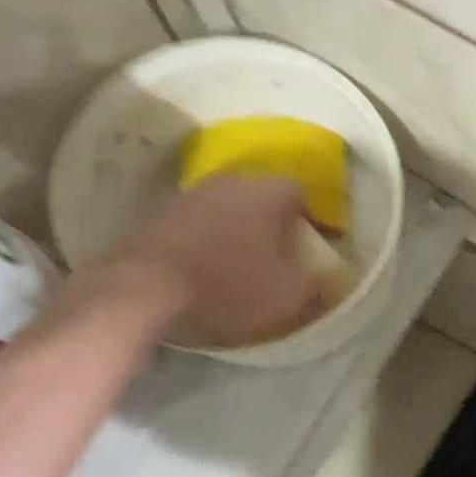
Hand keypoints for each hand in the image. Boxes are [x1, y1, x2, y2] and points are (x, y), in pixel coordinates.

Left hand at [101, 174, 325, 347]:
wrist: (144, 289)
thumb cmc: (230, 286)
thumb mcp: (289, 295)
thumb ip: (318, 284)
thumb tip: (331, 277)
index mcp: (268, 192)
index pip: (302, 193)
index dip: (312, 221)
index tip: (312, 250)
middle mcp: (230, 181)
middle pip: (263, 198)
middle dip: (273, 224)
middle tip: (279, 257)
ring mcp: (190, 194)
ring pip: (228, 209)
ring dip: (237, 231)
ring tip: (242, 265)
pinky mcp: (159, 215)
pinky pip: (198, 224)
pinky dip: (207, 241)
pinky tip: (207, 268)